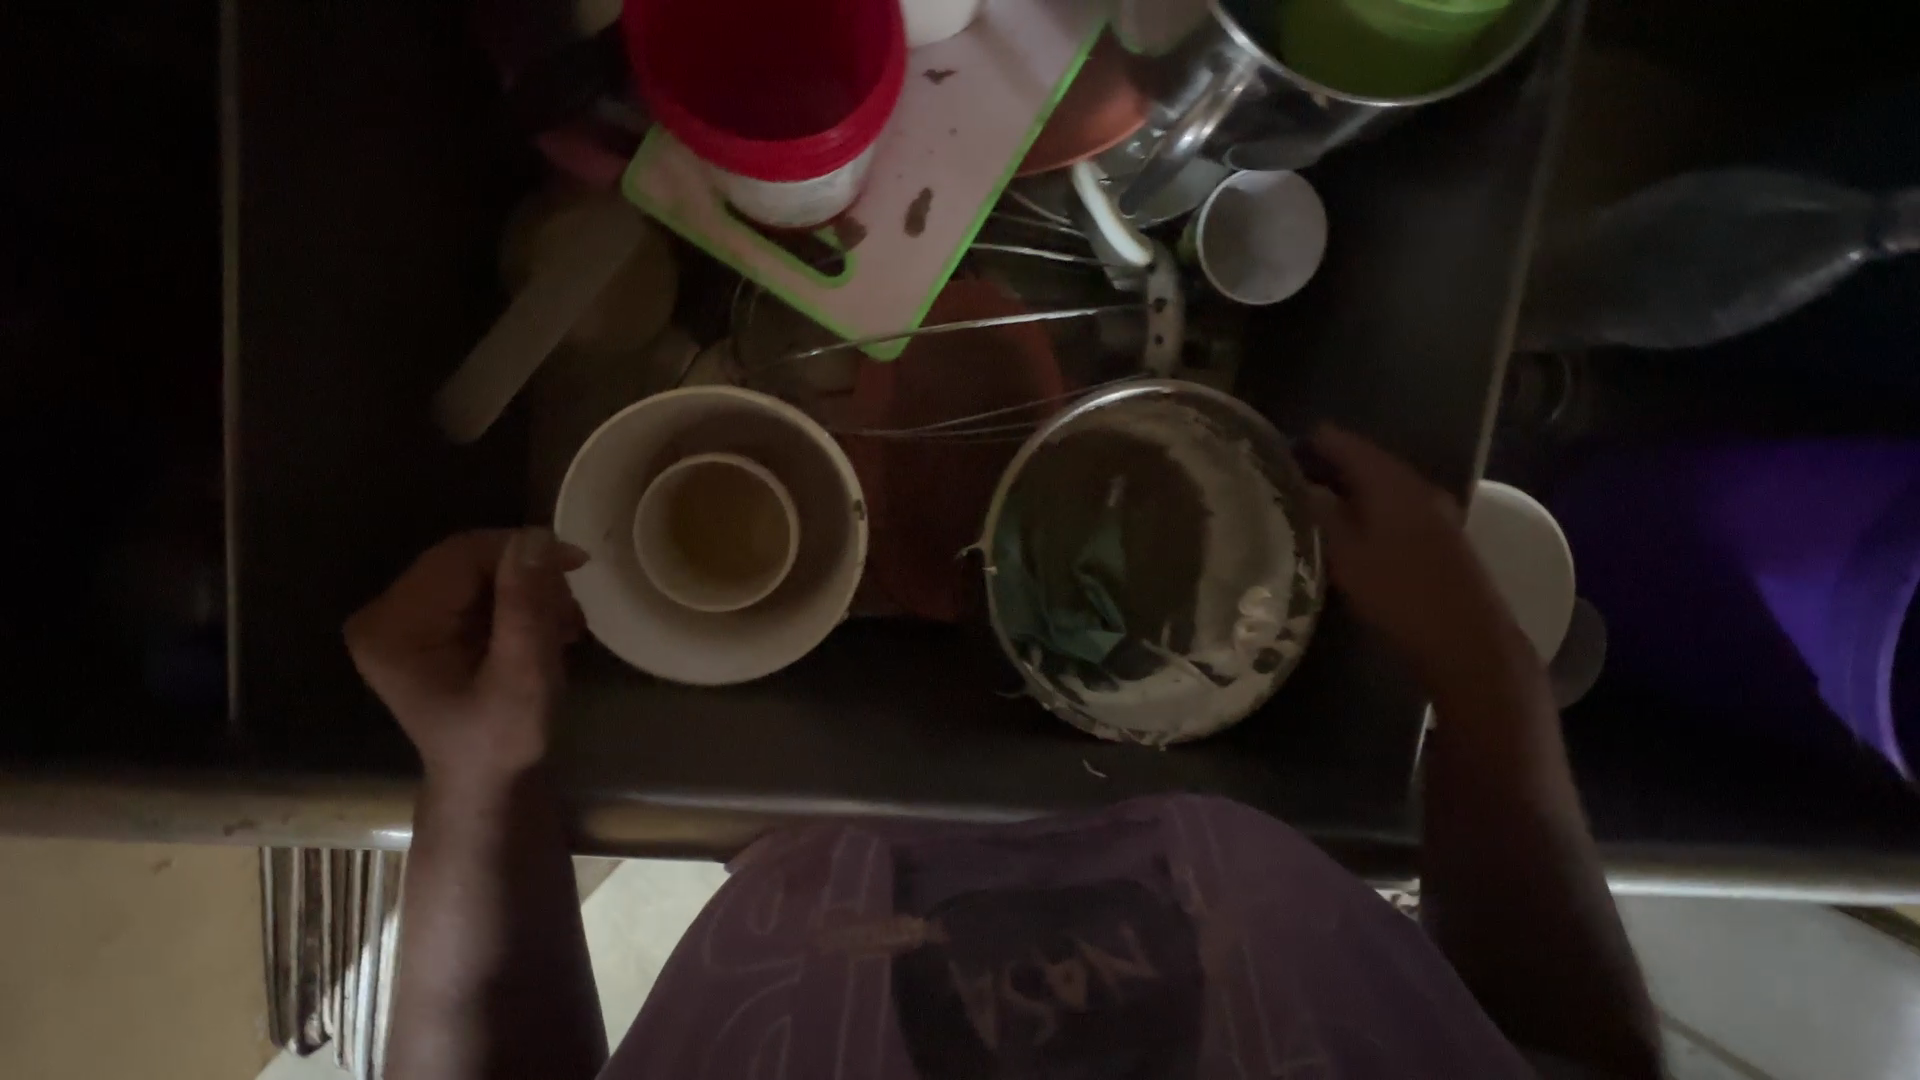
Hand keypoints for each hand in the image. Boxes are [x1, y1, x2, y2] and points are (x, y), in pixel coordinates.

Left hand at [345, 528, 588, 786]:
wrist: (488, 784)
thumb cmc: (503, 738)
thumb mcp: (524, 673)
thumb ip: (525, 606)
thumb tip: (536, 538)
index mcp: (395, 626)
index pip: (461, 556)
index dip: (522, 550)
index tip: (578, 563)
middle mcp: (387, 615)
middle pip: (468, 562)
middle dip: (530, 577)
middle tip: (573, 612)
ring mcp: (406, 623)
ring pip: (479, 575)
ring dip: (531, 592)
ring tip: (566, 626)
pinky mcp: (428, 631)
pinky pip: (479, 594)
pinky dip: (519, 604)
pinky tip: (548, 630)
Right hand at [1301, 426, 1517, 685]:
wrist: (1465, 637)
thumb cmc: (1397, 593)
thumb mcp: (1345, 556)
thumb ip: (1322, 516)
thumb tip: (1304, 486)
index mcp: (1392, 484)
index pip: (1349, 445)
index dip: (1317, 441)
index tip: (1285, 444)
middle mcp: (1418, 487)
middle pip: (1370, 462)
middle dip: (1333, 462)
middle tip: (1293, 470)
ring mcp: (1436, 510)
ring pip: (1385, 484)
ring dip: (1352, 485)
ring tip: (1314, 494)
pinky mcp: (1442, 534)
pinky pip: (1397, 503)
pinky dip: (1370, 503)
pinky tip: (1351, 520)